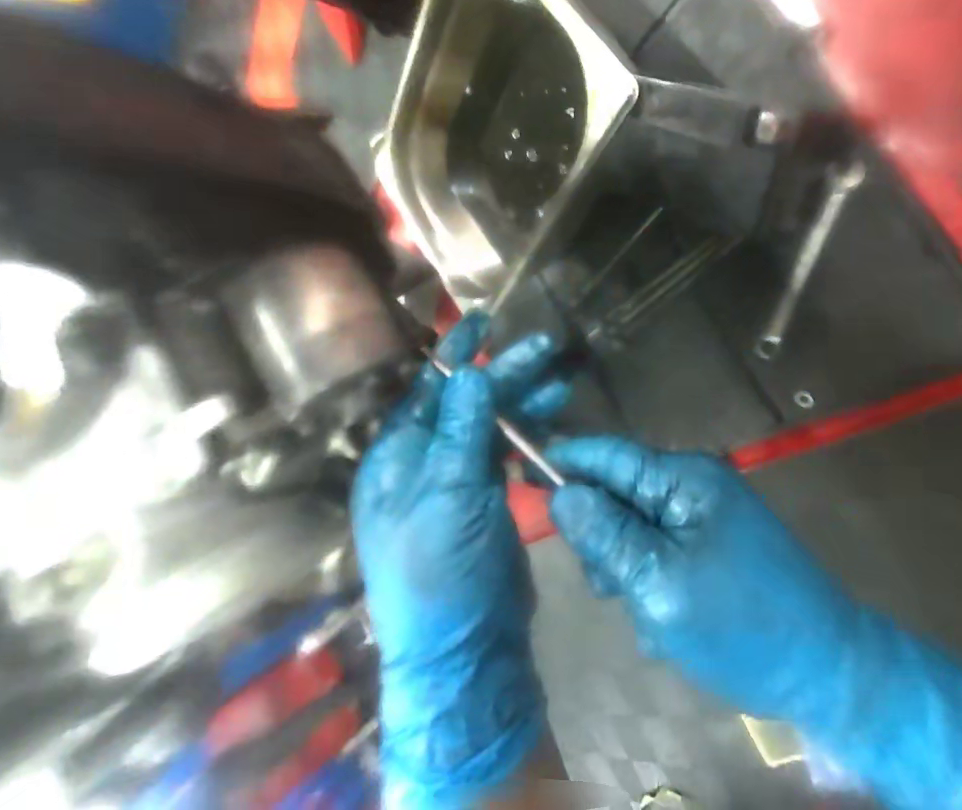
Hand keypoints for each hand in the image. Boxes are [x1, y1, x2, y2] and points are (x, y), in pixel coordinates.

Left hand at [351, 315, 569, 808]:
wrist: (464, 644)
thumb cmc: (439, 570)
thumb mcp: (447, 497)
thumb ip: (461, 433)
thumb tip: (468, 373)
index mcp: (399, 459)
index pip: (429, 391)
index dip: (454, 352)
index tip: (481, 316)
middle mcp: (425, 463)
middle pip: (469, 403)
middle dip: (505, 373)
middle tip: (546, 346)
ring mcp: (458, 482)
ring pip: (493, 425)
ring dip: (525, 400)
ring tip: (563, 381)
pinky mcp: (488, 500)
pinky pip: (509, 452)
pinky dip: (531, 432)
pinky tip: (556, 418)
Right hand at [546, 439, 961, 809]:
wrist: (821, 664)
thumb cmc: (740, 621)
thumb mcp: (661, 582)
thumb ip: (610, 535)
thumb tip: (562, 490)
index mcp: (686, 479)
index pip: (610, 454)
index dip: (563, 460)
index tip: (515, 471)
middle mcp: (695, 489)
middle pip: (617, 497)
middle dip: (605, 543)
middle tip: (617, 589)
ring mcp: (705, 521)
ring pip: (633, 536)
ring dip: (630, 576)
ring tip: (652, 614)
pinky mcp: (711, 552)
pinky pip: (658, 561)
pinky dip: (653, 591)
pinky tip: (671, 624)